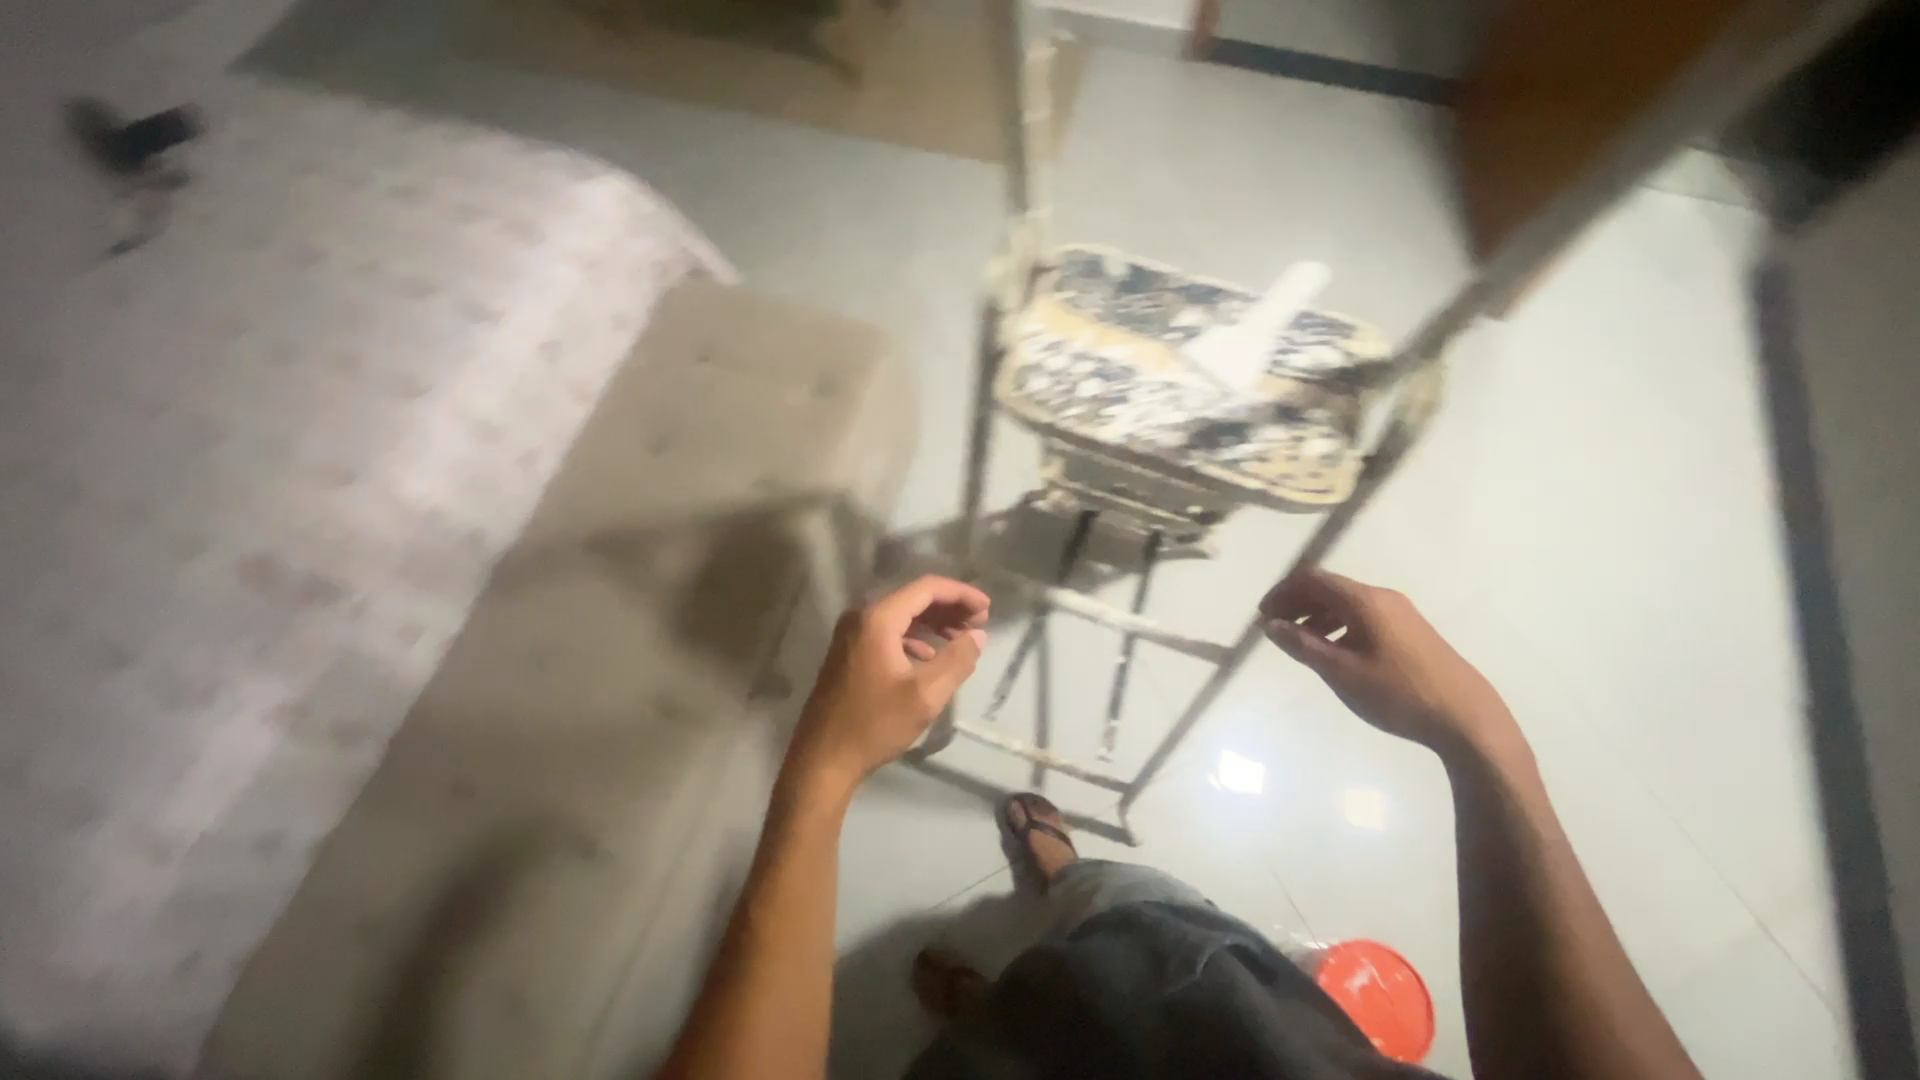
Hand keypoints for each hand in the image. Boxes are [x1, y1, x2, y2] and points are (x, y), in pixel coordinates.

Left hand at [782, 575, 989, 798]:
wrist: (823, 759)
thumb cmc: (875, 725)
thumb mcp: (925, 695)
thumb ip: (957, 660)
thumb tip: (977, 635)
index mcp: (877, 619)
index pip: (926, 589)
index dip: (961, 594)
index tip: (987, 609)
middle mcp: (860, 618)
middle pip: (913, 599)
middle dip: (949, 607)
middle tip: (979, 623)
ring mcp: (850, 636)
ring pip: (900, 617)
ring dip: (933, 623)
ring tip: (961, 638)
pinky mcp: (848, 654)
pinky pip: (887, 633)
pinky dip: (913, 638)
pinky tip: (930, 657)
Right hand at [1259, 571, 1522, 760]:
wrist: (1466, 717)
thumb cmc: (1397, 693)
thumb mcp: (1341, 672)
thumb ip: (1302, 645)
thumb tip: (1271, 625)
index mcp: (1364, 601)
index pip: (1313, 579)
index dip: (1283, 592)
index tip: (1263, 615)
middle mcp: (1382, 598)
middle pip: (1329, 588)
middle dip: (1297, 603)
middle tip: (1274, 628)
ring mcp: (1400, 614)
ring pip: (1346, 604)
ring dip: (1316, 616)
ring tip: (1298, 642)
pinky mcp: (1410, 632)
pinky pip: (1363, 617)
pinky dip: (1337, 626)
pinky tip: (1332, 651)